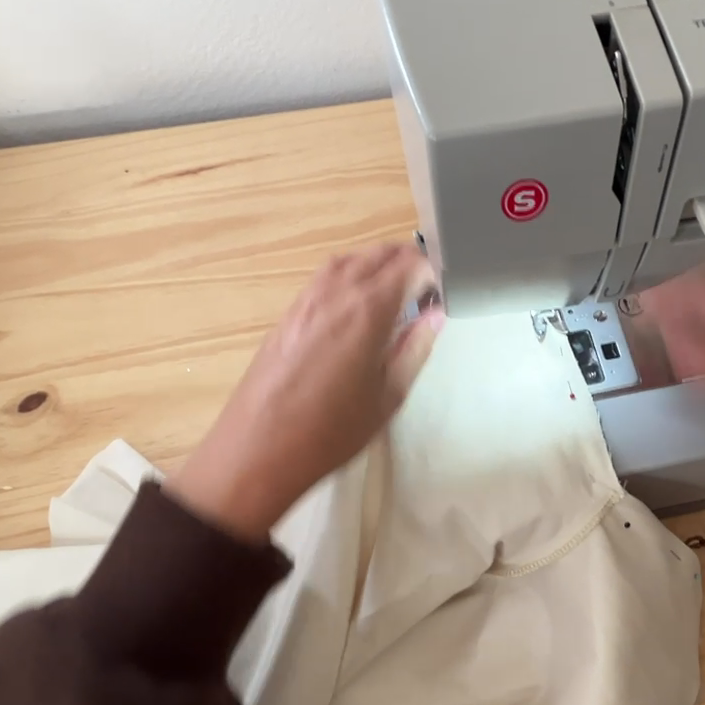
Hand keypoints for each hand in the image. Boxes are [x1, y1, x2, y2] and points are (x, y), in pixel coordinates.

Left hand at [166, 243, 442, 541]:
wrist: (258, 451)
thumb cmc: (332, 432)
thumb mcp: (389, 396)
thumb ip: (415, 347)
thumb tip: (434, 315)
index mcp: (367, 309)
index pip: (411, 265)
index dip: (435, 272)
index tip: (446, 293)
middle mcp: (336, 292)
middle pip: (380, 254)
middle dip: (410, 263)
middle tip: (429, 290)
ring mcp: (307, 298)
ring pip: (351, 260)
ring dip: (379, 265)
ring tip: (398, 292)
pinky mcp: (288, 313)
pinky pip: (327, 277)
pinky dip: (352, 276)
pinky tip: (360, 305)